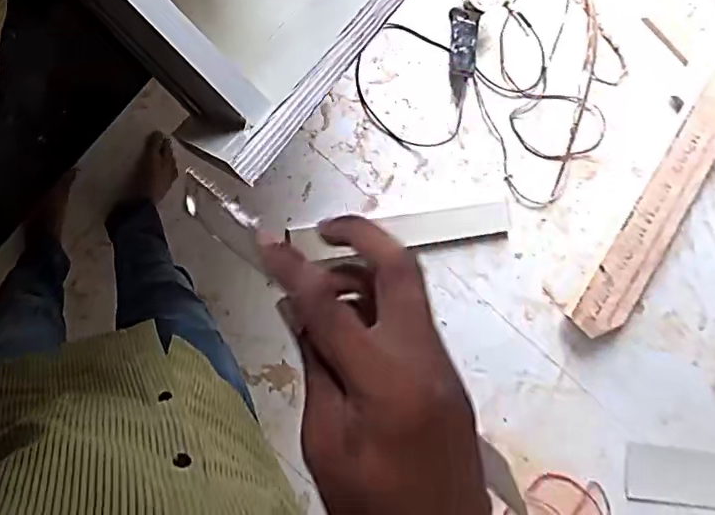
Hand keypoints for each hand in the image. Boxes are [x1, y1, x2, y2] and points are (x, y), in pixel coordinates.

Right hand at [260, 217, 487, 514]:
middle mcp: (424, 365)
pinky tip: (347, 322)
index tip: (267, 243)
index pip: (328, 303)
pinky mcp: (446, 377)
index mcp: (386, 384)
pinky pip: (409, 317)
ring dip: (362, 273)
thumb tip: (296, 312)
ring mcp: (442, 368)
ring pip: (406, 288)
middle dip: (359, 234)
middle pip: (399, 267)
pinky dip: (375, 303)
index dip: (291, 266)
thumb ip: (312, 367)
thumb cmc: (380, 511)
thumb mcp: (325, 443)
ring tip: (322, 291)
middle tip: (324, 229)